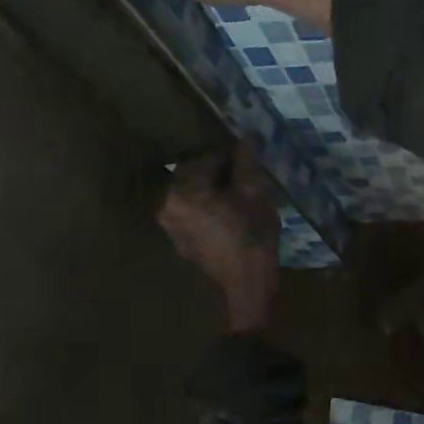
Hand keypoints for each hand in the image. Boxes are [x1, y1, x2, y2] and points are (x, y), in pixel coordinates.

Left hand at [157, 141, 280, 332]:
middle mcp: (167, 204)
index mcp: (184, 191)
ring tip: (236, 192)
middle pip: (192, 173)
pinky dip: (204, 205)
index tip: (247, 160)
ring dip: (210, 186)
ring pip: (190, 192)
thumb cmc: (252, 237)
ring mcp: (169, 224)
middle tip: (242, 175)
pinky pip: (189, 210)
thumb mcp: (255, 194)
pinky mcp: (177, 239)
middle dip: (216, 170)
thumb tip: (245, 137)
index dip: (229, 155)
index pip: (206, 157)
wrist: (246, 286)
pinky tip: (226, 212)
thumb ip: (246, 163)